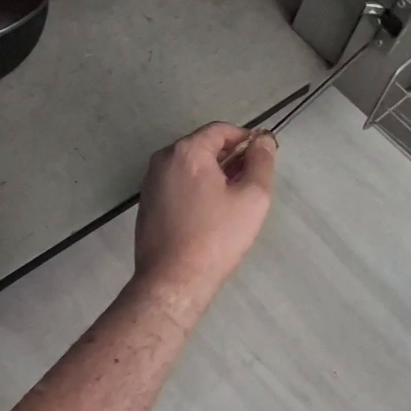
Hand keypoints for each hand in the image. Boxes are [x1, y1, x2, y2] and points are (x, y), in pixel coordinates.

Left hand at [133, 122, 277, 302]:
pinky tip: (210, 214)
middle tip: (250, 182)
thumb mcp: (252, 197)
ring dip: (214, 174)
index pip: (221, 130)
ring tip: (233, 201)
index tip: (262, 157)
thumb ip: (261, 162)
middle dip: (230, 158)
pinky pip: (177, 183)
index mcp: (187, 151)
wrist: (173, 280)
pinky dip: (196, 189)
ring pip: (190, 166)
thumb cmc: (216, 237)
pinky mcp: (147, 203)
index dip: (246, 139)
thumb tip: (263, 141)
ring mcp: (151, 182)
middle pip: (204, 146)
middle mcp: (163, 159)